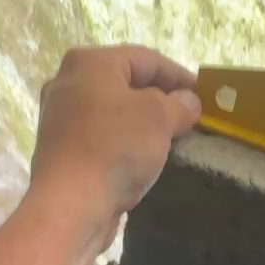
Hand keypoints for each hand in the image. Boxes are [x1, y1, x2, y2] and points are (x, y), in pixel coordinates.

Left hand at [28, 46, 201, 257]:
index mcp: (89, 63)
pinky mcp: (62, 154)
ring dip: (142, 126)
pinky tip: (142, 161)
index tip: (204, 95)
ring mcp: (61, 121)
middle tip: (189, 118)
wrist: (71, 205)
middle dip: (160, 101)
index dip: (179, 75)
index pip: (145, 59)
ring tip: (171, 141)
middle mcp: (68, 85)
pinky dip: (124, 145)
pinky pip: (102, 141)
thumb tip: (189, 102)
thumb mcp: (159, 118)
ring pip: (113, 115)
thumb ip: (179, 105)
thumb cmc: (115, 148)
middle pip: (126, 86)